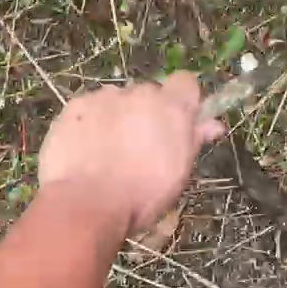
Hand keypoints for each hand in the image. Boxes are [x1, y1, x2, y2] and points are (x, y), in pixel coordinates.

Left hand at [37, 73, 225, 235]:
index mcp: (171, 108)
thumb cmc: (141, 197)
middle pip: (147, 94)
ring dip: (115, 118)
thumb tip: (213, 124)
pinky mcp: (73, 108)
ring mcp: (103, 97)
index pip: (185, 83)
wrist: (88, 204)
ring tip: (106, 155)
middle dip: (145, 115)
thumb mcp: (177, 175)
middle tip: (138, 150)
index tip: (175, 126)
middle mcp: (139, 94)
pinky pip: (86, 111)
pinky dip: (88, 126)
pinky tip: (84, 153)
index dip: (181, 102)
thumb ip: (193, 142)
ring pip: (115, 101)